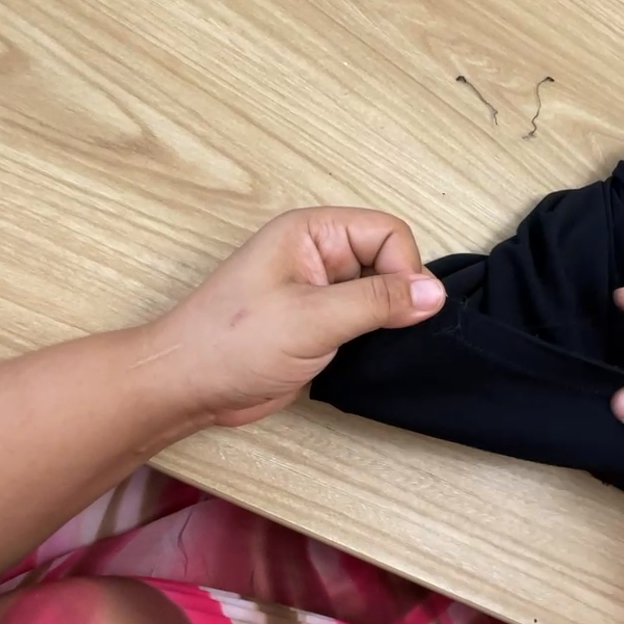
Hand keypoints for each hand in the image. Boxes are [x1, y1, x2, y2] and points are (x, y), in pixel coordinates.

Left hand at [144, 207, 445, 426]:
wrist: (188, 390)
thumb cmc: (231, 344)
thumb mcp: (312, 319)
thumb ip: (377, 302)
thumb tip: (435, 294)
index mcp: (314, 233)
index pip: (388, 233)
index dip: (404, 269)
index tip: (401, 310)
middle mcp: (322, 255)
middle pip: (391, 260)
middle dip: (400, 294)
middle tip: (387, 330)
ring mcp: (323, 291)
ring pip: (384, 293)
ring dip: (391, 318)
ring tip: (376, 345)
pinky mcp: (325, 324)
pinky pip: (370, 320)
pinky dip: (381, 336)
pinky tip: (371, 356)